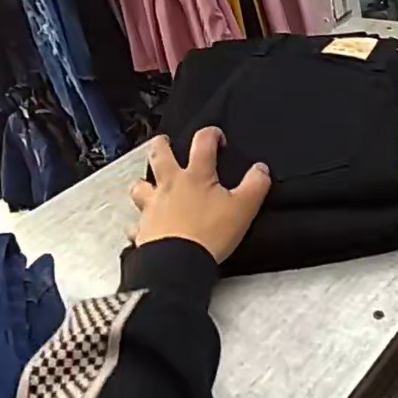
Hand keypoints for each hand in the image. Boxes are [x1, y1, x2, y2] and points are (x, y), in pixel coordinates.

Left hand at [128, 128, 270, 262]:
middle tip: (164, 141)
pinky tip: (144, 227)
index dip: (211, 134)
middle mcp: (170, 186)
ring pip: (140, 186)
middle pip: (160, 156)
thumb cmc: (211, 233)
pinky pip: (136, 224)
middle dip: (162, 145)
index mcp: (196, 176)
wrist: (178, 263)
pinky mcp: (142, 230)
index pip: (203, 143)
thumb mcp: (244, 207)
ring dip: (144, 182)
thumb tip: (261, 169)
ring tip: (148, 183)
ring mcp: (152, 207)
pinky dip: (140, 223)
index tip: (217, 137)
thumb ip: (256, 184)